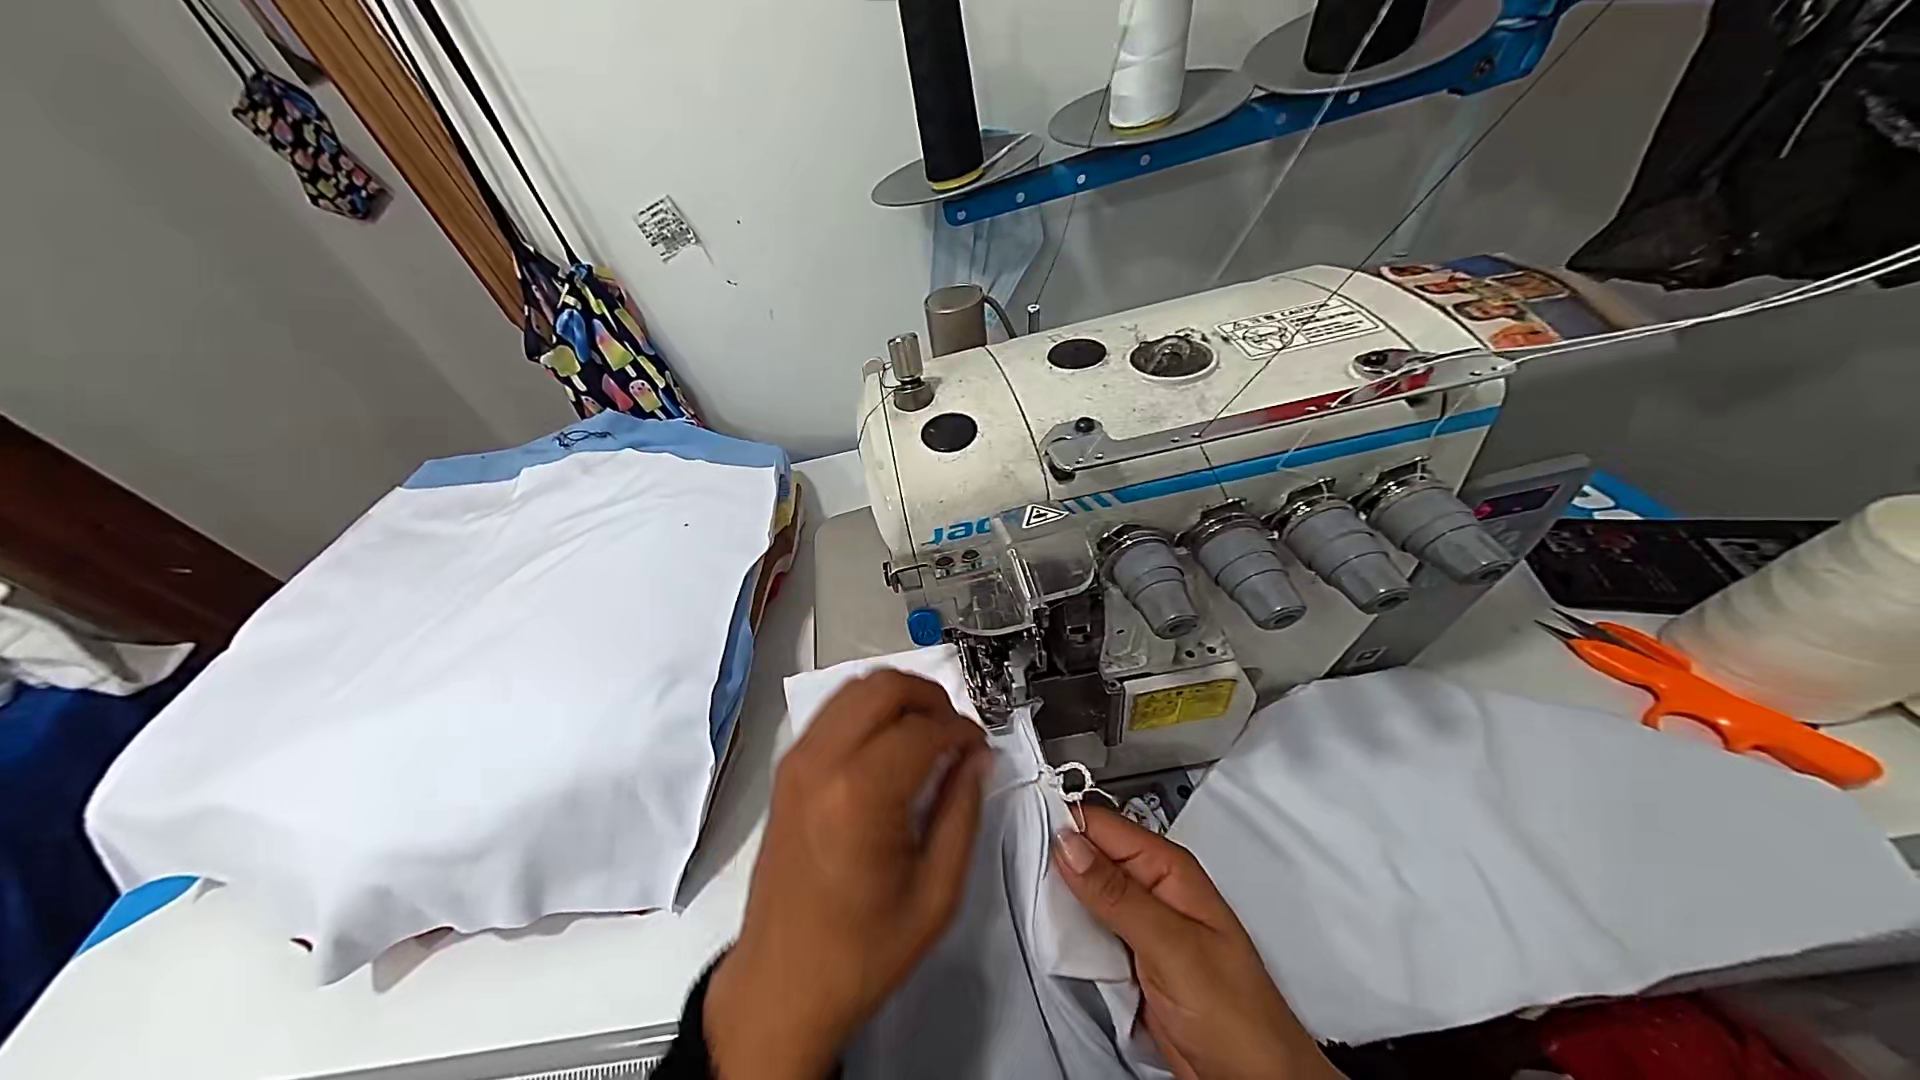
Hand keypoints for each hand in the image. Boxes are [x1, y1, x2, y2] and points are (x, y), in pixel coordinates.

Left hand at [705, 671, 989, 1079]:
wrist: (781, 984)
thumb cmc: (861, 950)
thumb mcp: (936, 891)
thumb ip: (962, 811)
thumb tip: (977, 757)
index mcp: (860, 797)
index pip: (924, 728)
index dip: (962, 731)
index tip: (979, 748)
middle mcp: (821, 764)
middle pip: (886, 686)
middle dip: (931, 698)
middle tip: (955, 733)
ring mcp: (797, 762)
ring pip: (857, 687)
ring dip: (900, 698)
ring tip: (926, 735)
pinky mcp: (786, 770)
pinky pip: (833, 710)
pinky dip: (869, 710)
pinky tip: (890, 746)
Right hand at [1054, 806, 1340, 1079]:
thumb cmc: (1240, 1017)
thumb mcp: (1172, 946)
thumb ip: (1117, 894)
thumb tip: (1070, 845)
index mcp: (1167, 868)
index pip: (1102, 825)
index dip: (1064, 826)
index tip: (1028, 834)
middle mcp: (1151, 887)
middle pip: (1088, 855)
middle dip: (1057, 864)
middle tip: (1027, 873)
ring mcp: (1138, 922)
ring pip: (1083, 893)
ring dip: (1061, 901)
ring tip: (1040, 908)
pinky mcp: (1127, 954)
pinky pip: (1087, 930)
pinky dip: (1070, 934)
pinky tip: (1059, 939)